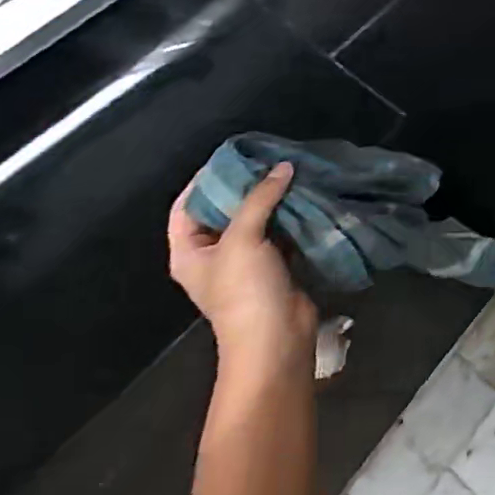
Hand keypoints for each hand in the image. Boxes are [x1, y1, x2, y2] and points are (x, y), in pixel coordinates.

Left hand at [168, 162, 316, 372]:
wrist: (276, 336)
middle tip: (270, 161)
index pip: (187, 206)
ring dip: (274, 200)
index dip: (205, 180)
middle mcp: (215, 254)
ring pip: (258, 221)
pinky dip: (293, 216)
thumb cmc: (244, 289)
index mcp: (189, 251)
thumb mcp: (243, 239)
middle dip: (247, 186)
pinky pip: (282, 233)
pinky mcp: (277, 265)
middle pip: (225, 211)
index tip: (233, 157)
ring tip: (293, 173)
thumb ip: (260, 199)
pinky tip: (308, 197)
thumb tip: (283, 166)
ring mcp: (247, 261)